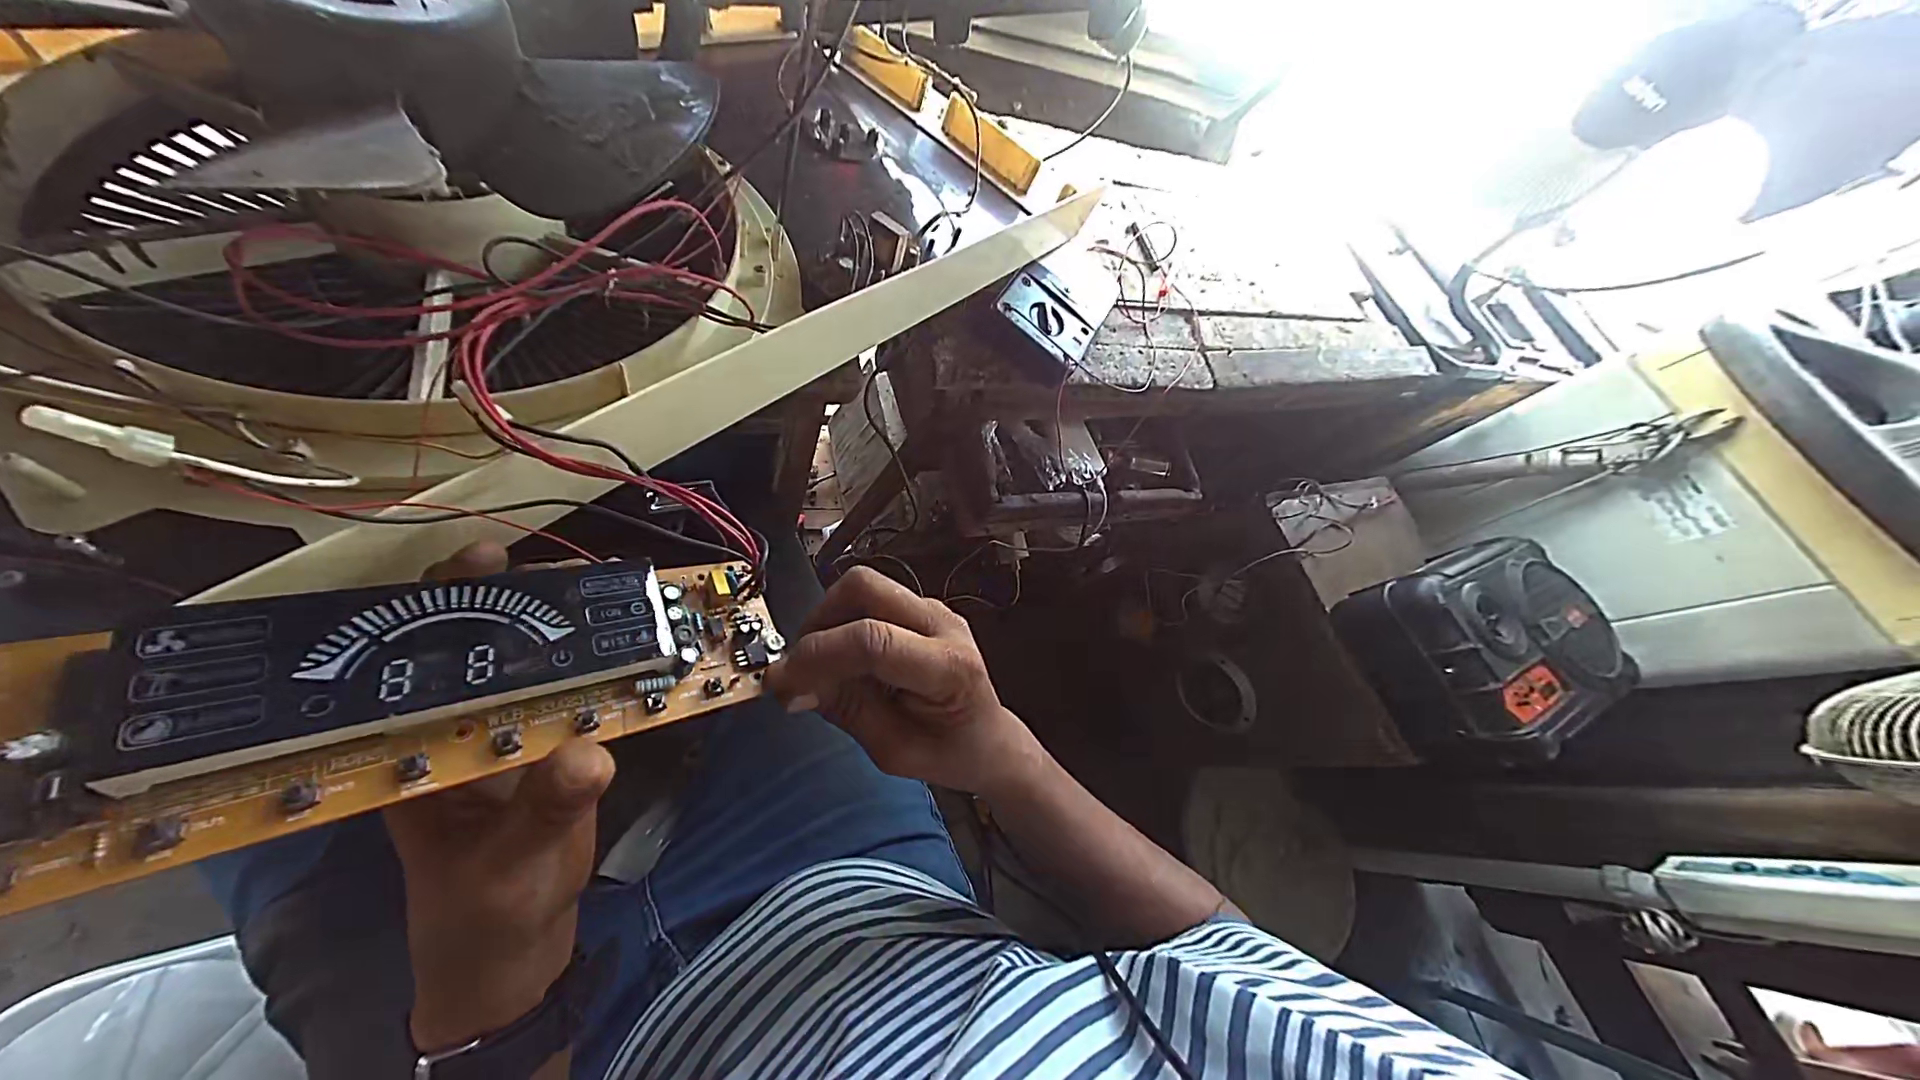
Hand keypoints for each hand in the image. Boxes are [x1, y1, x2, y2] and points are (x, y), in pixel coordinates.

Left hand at [385, 542, 614, 1052]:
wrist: (515, 950)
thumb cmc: (484, 914)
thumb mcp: (506, 868)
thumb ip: (546, 810)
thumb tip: (593, 753)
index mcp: (417, 753)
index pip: (416, 659)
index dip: (441, 603)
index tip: (483, 560)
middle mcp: (462, 732)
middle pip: (488, 647)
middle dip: (527, 602)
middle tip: (575, 574)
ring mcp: (516, 737)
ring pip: (542, 669)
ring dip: (580, 633)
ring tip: (619, 600)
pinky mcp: (560, 748)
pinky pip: (587, 699)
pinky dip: (615, 674)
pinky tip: (646, 651)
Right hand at [764, 566, 1042, 797]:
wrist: (990, 739)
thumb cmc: (952, 752)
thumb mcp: (895, 751)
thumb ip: (847, 710)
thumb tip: (794, 684)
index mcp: (948, 667)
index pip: (871, 640)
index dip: (816, 655)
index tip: (783, 681)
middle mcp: (944, 624)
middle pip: (863, 587)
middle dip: (819, 620)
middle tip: (803, 665)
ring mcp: (935, 610)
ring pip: (863, 585)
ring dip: (829, 618)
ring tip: (822, 665)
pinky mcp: (922, 608)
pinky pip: (872, 598)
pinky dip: (844, 621)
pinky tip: (845, 660)